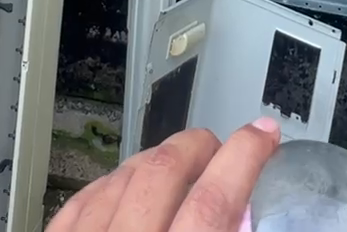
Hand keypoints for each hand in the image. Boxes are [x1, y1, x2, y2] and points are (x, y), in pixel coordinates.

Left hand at [48, 120, 280, 231]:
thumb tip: (243, 212)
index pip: (213, 202)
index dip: (244, 157)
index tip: (264, 134)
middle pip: (164, 171)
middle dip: (200, 146)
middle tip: (222, 147)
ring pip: (123, 174)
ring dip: (158, 159)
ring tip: (180, 165)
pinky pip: (82, 199)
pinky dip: (112, 183)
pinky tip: (127, 181)